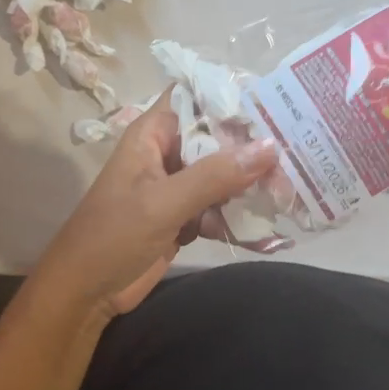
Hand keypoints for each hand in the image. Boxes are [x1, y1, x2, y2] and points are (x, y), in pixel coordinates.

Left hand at [34, 90, 277, 316]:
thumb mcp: (163, 203)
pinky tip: (275, 221)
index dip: (231, 96)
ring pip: (223, 174)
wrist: (85, 293)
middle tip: (304, 145)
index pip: (195, 99)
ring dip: (253, 182)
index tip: (278, 97)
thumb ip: (214, 175)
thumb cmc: (113, 237)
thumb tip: (270, 146)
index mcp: (151, 136)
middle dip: (253, 144)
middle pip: (216, 137)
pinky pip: (220, 207)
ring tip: (298, 184)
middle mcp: (165, 154)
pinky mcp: (183, 219)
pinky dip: (241, 214)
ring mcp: (175, 188)